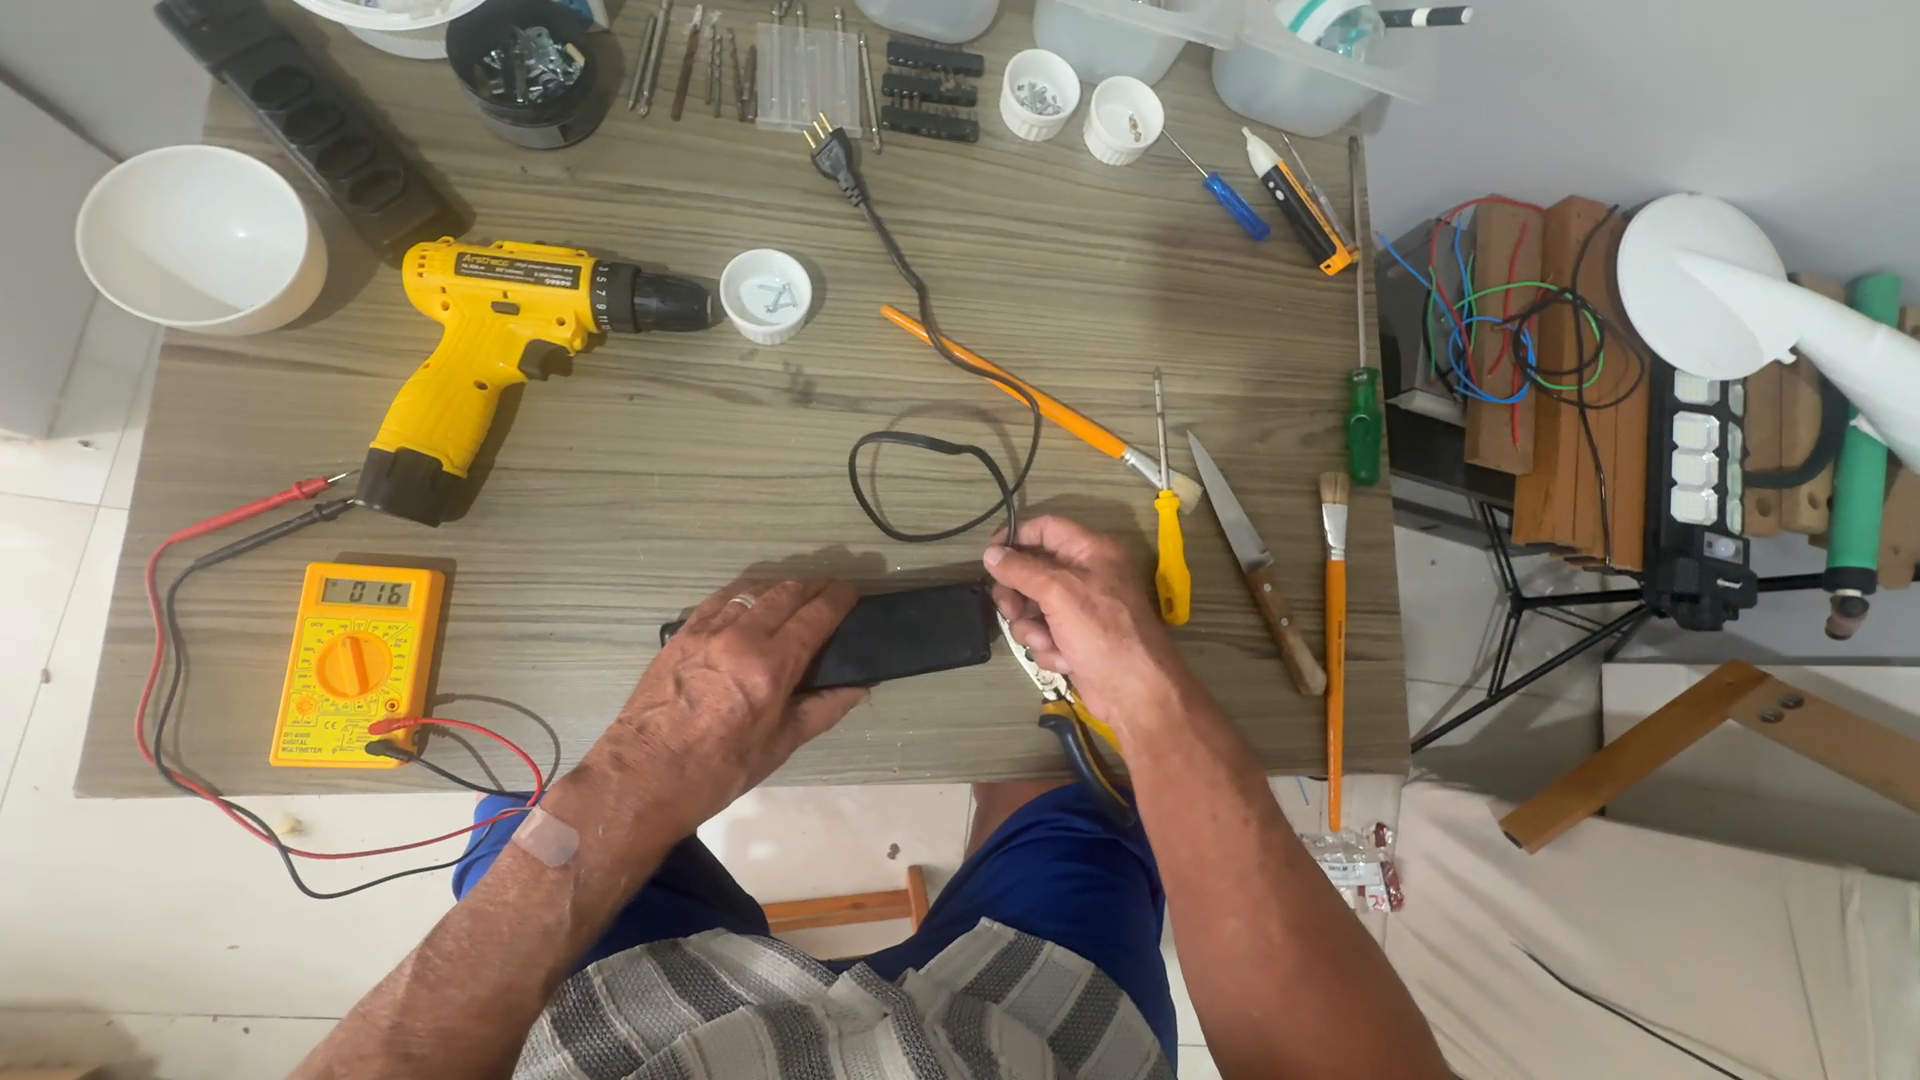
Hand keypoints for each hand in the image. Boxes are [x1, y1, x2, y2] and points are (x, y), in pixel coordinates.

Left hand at [570, 578, 866, 838]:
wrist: (642, 778)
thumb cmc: (718, 770)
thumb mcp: (780, 745)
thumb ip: (824, 709)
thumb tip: (861, 688)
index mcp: (771, 667)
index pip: (816, 614)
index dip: (839, 598)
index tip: (852, 594)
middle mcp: (741, 638)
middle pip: (788, 591)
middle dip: (815, 587)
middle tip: (829, 595)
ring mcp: (708, 631)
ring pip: (754, 589)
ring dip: (781, 587)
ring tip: (794, 597)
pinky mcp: (682, 633)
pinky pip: (721, 598)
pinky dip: (745, 593)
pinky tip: (751, 602)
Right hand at [983, 516, 1191, 737]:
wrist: (1135, 693)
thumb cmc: (1103, 633)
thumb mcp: (1059, 592)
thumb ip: (1021, 570)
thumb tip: (991, 554)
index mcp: (1093, 551)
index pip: (1046, 528)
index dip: (1016, 537)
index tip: (989, 556)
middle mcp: (1087, 575)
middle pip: (1033, 570)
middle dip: (1017, 594)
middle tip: (1011, 610)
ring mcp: (1080, 610)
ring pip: (1033, 607)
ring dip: (1032, 627)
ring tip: (1045, 642)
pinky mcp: (1074, 639)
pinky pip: (1044, 633)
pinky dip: (1047, 647)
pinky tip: (1063, 659)